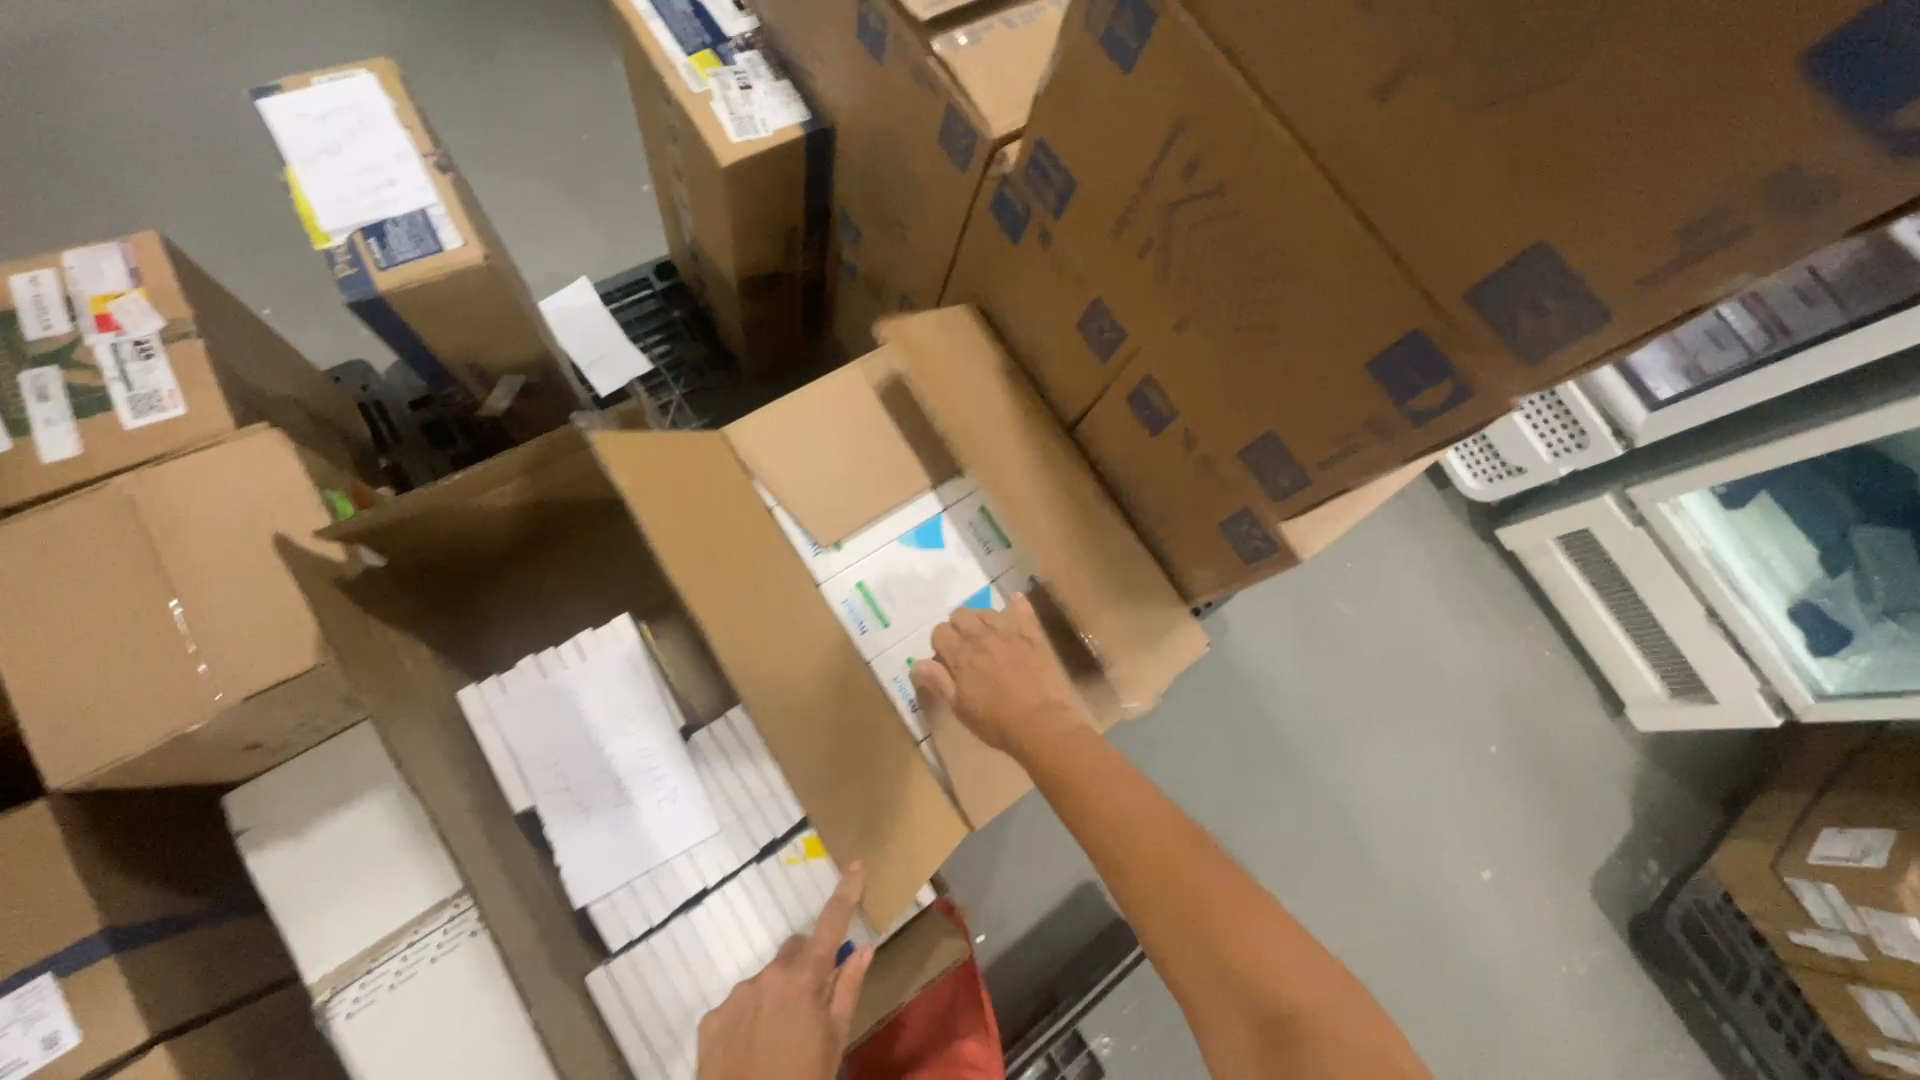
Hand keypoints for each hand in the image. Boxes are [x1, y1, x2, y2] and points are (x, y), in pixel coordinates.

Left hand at [696, 863, 875, 1079]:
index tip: (855, 865)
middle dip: (805, 966)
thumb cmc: (804, 1078)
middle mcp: (768, 976)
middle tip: (811, 1005)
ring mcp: (737, 995)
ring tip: (778, 1039)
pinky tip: (751, 1050)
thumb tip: (864, 949)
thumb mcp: (836, 1040)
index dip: (845, 893)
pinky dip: (749, 1018)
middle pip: (794, 951)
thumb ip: (848, 989)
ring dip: (775, 995)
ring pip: (765, 980)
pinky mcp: (712, 1018)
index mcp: (805, 980)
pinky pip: (738, 1005)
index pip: (830, 925)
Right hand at [910, 592, 1092, 756]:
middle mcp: (983, 636)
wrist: (1045, 724)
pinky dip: (1016, 605)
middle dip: (957, 627)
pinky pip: (1022, 608)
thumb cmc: (998, 723)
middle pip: (960, 614)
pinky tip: (1014, 605)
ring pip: (987, 610)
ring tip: (988, 638)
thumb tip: (916, 664)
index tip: (946, 661)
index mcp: (962, 655)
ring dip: (982, 620)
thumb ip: (938, 682)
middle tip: (965, 649)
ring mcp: (1010, 632)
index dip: (940, 644)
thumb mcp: (961, 709)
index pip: (939, 631)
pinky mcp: (1034, 635)